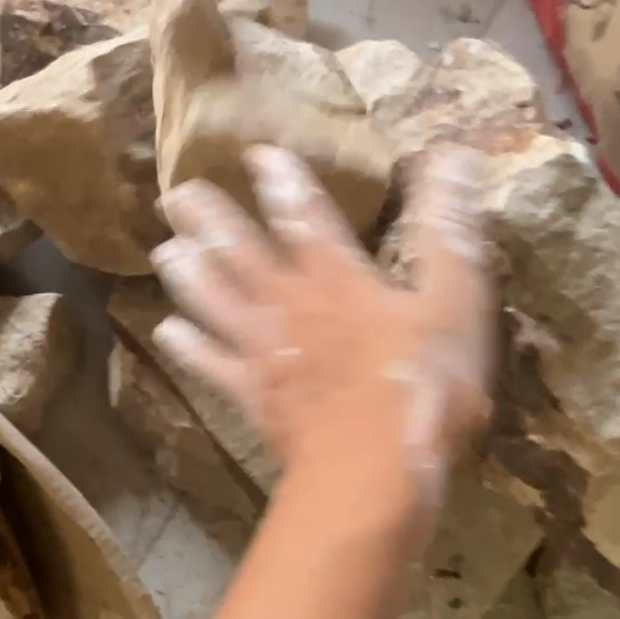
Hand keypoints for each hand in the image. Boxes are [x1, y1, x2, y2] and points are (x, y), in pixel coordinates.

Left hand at [150, 145, 493, 537]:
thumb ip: (449, 230)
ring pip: (214, 300)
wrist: (374, 463)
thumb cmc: (422, 383)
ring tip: (163, 251)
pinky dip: (188, 346)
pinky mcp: (249, 390)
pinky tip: (165, 331)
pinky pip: (210, 362)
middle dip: (209, 220)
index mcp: (335, 279)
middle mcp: (287, 304)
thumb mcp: (456, 301)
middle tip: (175, 196)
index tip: (254, 154)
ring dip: (188, 274)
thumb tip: (454, 155)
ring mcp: (261, 348)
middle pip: (240, 252)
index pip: (304, 217)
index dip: (280, 183)